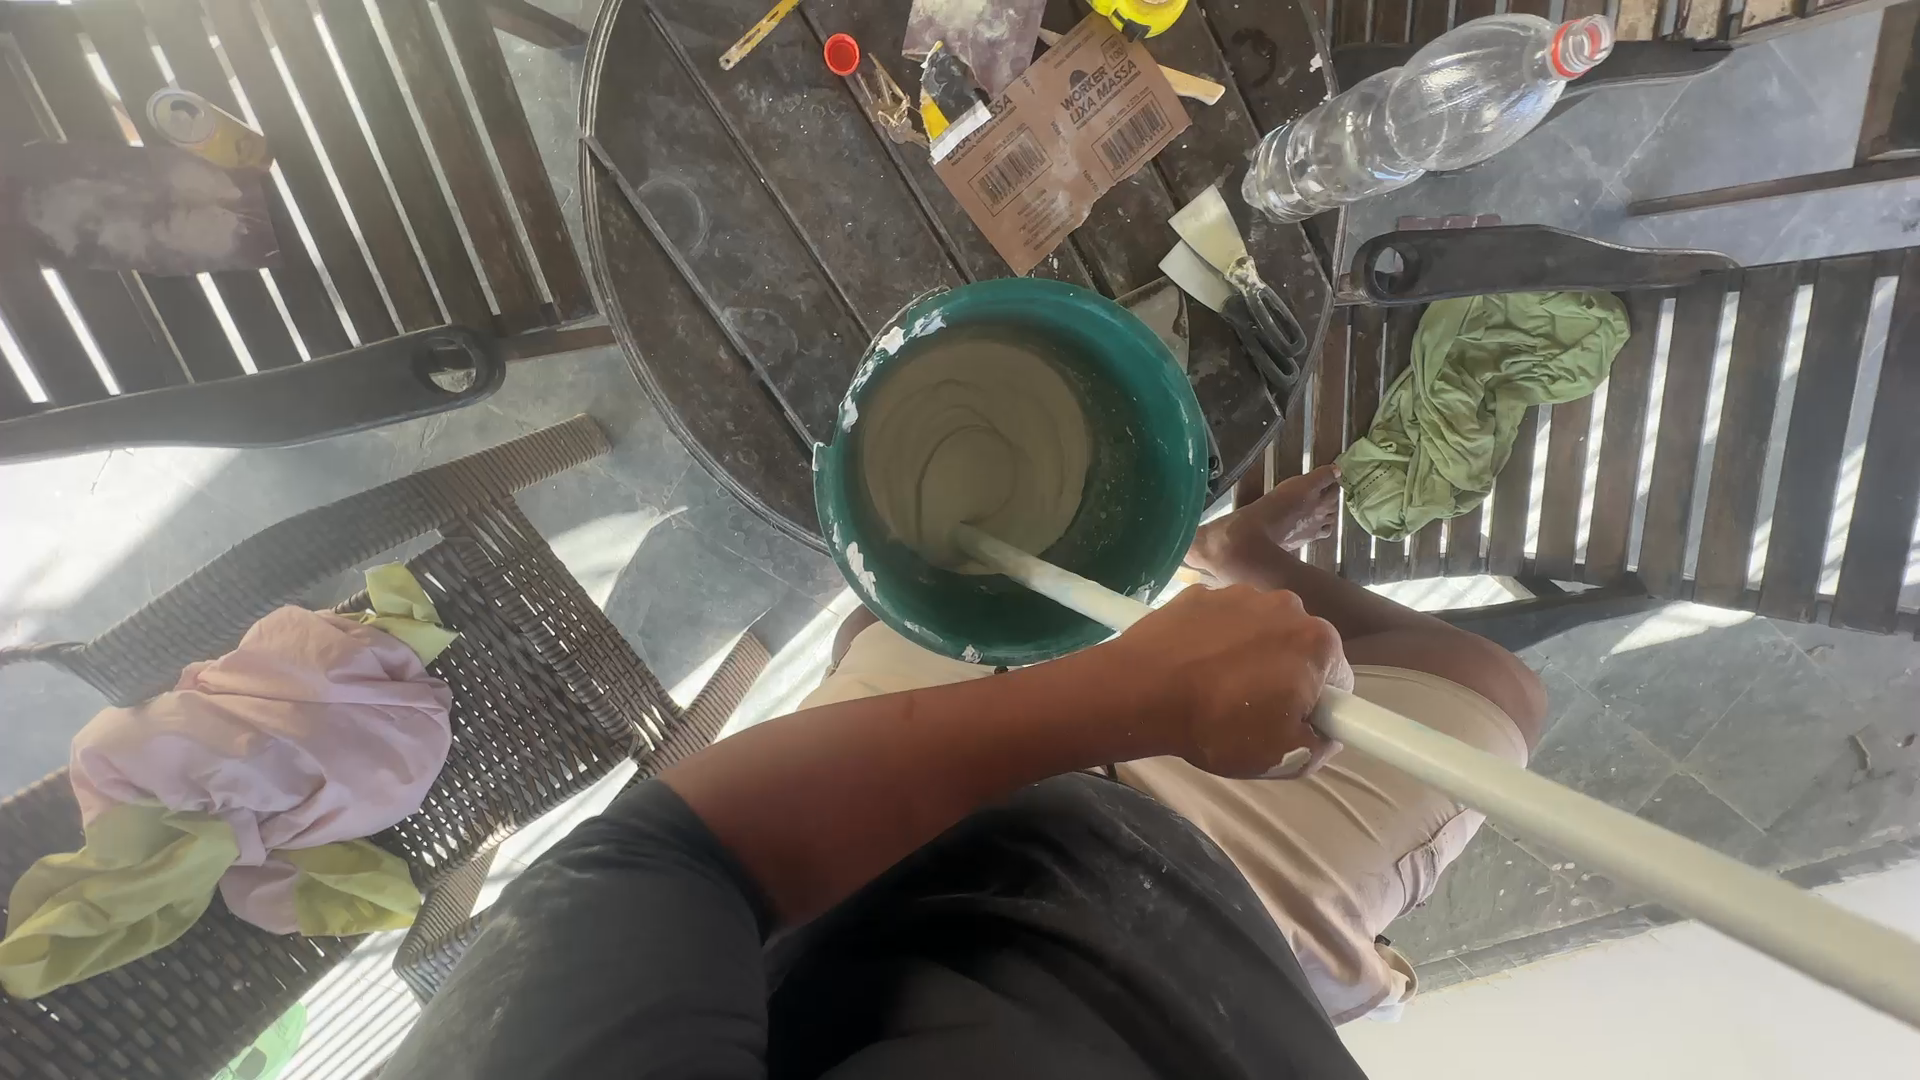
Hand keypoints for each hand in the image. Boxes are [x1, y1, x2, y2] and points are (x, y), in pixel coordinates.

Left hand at [1100, 585, 1350, 779]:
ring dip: (1244, 652)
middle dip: (1281, 674)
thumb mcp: (1285, 757)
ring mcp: (1235, 593)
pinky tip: (1189, 664)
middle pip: (1295, 646)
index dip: (1318, 706)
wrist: (1140, 691)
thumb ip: (1322, 743)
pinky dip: (1209, 638)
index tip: (1289, 721)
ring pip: (1254, 629)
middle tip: (1249, 709)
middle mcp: (1283, 605)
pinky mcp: (1196, 593)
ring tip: (1213, 686)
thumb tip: (1324, 731)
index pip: (1336, 679)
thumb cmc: (1219, 725)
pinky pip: (1216, 620)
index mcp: (1317, 641)